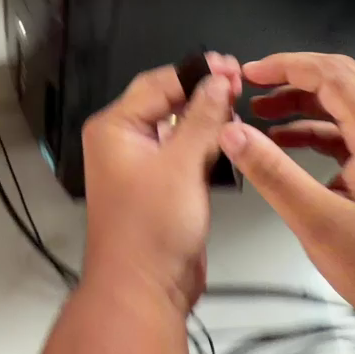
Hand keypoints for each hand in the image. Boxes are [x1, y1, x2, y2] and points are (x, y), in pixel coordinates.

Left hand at [80, 54, 241, 312]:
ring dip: (205, 116)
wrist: (143, 289)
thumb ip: (201, 119)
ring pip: (175, 126)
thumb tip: (218, 80)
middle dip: (201, 91)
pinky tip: (230, 135)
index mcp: (114, 126)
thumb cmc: (154, 225)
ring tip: (240, 103)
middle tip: (240, 81)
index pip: (155, 84)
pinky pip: (181, 151)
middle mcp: (122, 139)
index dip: (193, 71)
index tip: (231, 64)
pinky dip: (204, 142)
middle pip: (163, 101)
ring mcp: (140, 162)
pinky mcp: (159, 184)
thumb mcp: (181, 166)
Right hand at [218, 52, 354, 350]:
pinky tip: (289, 146)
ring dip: (305, 103)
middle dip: (292, 78)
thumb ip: (272, 172)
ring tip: (260, 115)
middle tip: (249, 88)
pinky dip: (321, 130)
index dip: (284, 66)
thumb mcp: (319, 224)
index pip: (332, 74)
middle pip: (343, 80)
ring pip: (350, 105)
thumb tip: (229, 130)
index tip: (244, 75)